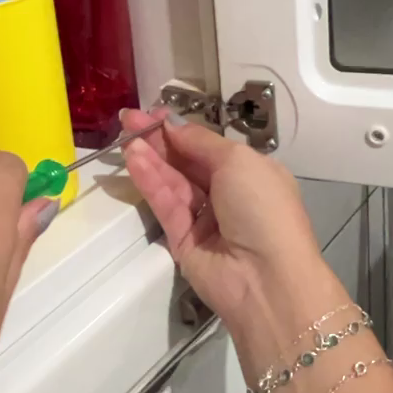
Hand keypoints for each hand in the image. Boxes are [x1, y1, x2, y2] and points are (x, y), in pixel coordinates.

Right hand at [119, 108, 348, 367]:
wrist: (266, 279)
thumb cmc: (263, 209)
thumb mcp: (239, 161)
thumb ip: (201, 141)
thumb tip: (174, 124)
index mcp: (251, 173)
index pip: (210, 146)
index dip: (182, 129)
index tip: (155, 113)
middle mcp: (228, 194)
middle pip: (187, 161)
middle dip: (160, 139)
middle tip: (130, 119)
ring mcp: (205, 218)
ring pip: (172, 181)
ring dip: (151, 158)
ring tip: (126, 136)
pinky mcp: (182, 240)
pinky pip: (165, 204)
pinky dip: (149, 181)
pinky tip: (133, 158)